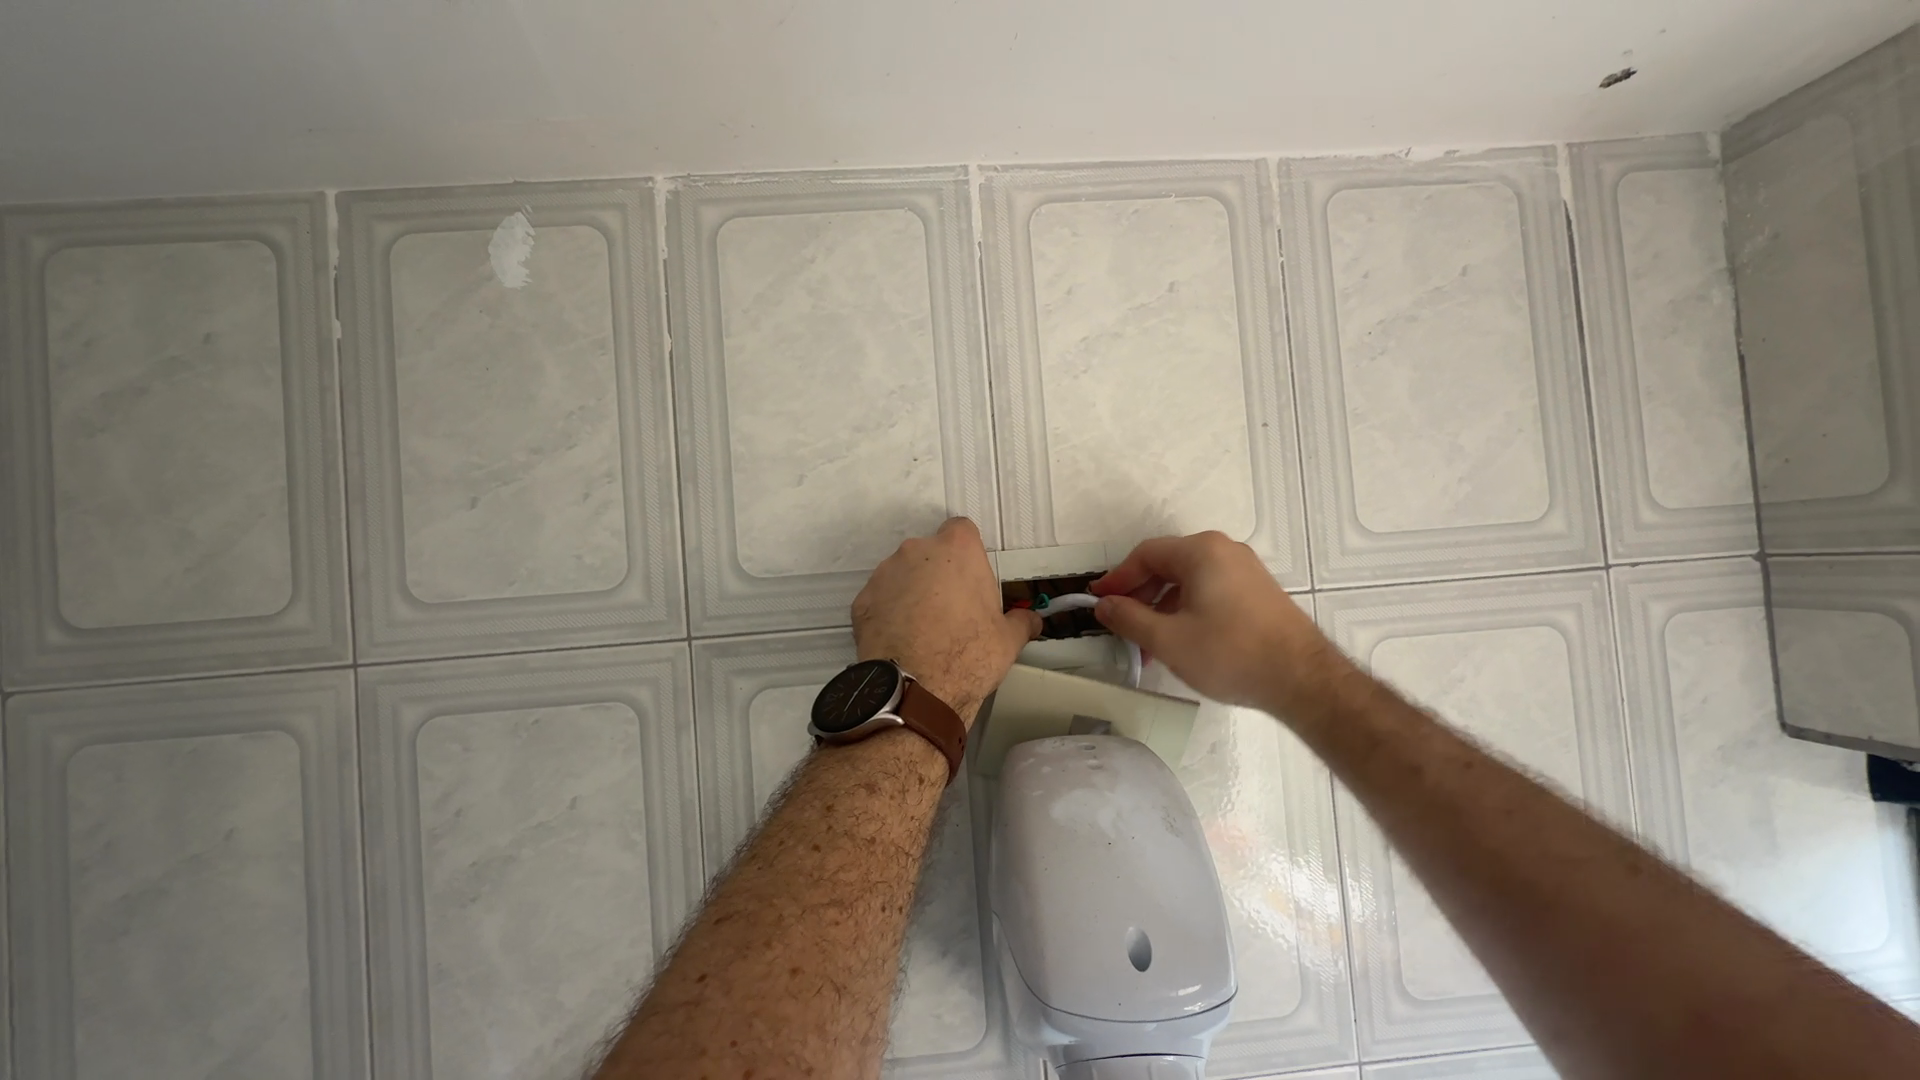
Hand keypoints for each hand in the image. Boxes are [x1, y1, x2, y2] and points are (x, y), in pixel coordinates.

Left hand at [852, 518, 1041, 726]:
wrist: (916, 689)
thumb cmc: (969, 654)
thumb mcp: (1008, 640)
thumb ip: (1021, 622)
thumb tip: (1032, 621)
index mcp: (957, 549)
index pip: (962, 530)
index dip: (967, 554)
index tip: (971, 579)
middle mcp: (917, 551)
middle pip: (930, 553)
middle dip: (939, 574)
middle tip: (951, 610)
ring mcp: (884, 574)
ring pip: (903, 575)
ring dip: (912, 592)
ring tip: (923, 630)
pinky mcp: (861, 600)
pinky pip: (881, 600)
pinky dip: (889, 613)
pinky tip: (901, 640)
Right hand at [1090, 532, 1343, 709]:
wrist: (1303, 680)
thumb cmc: (1230, 653)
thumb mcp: (1168, 639)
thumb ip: (1129, 618)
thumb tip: (1104, 605)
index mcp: (1201, 551)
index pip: (1145, 555)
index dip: (1117, 579)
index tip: (1097, 602)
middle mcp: (1224, 551)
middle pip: (1167, 565)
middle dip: (1140, 596)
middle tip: (1121, 625)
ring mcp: (1245, 571)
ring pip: (1189, 581)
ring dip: (1162, 608)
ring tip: (1149, 645)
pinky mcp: (1258, 592)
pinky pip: (1210, 591)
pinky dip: (1187, 610)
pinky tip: (1181, 642)